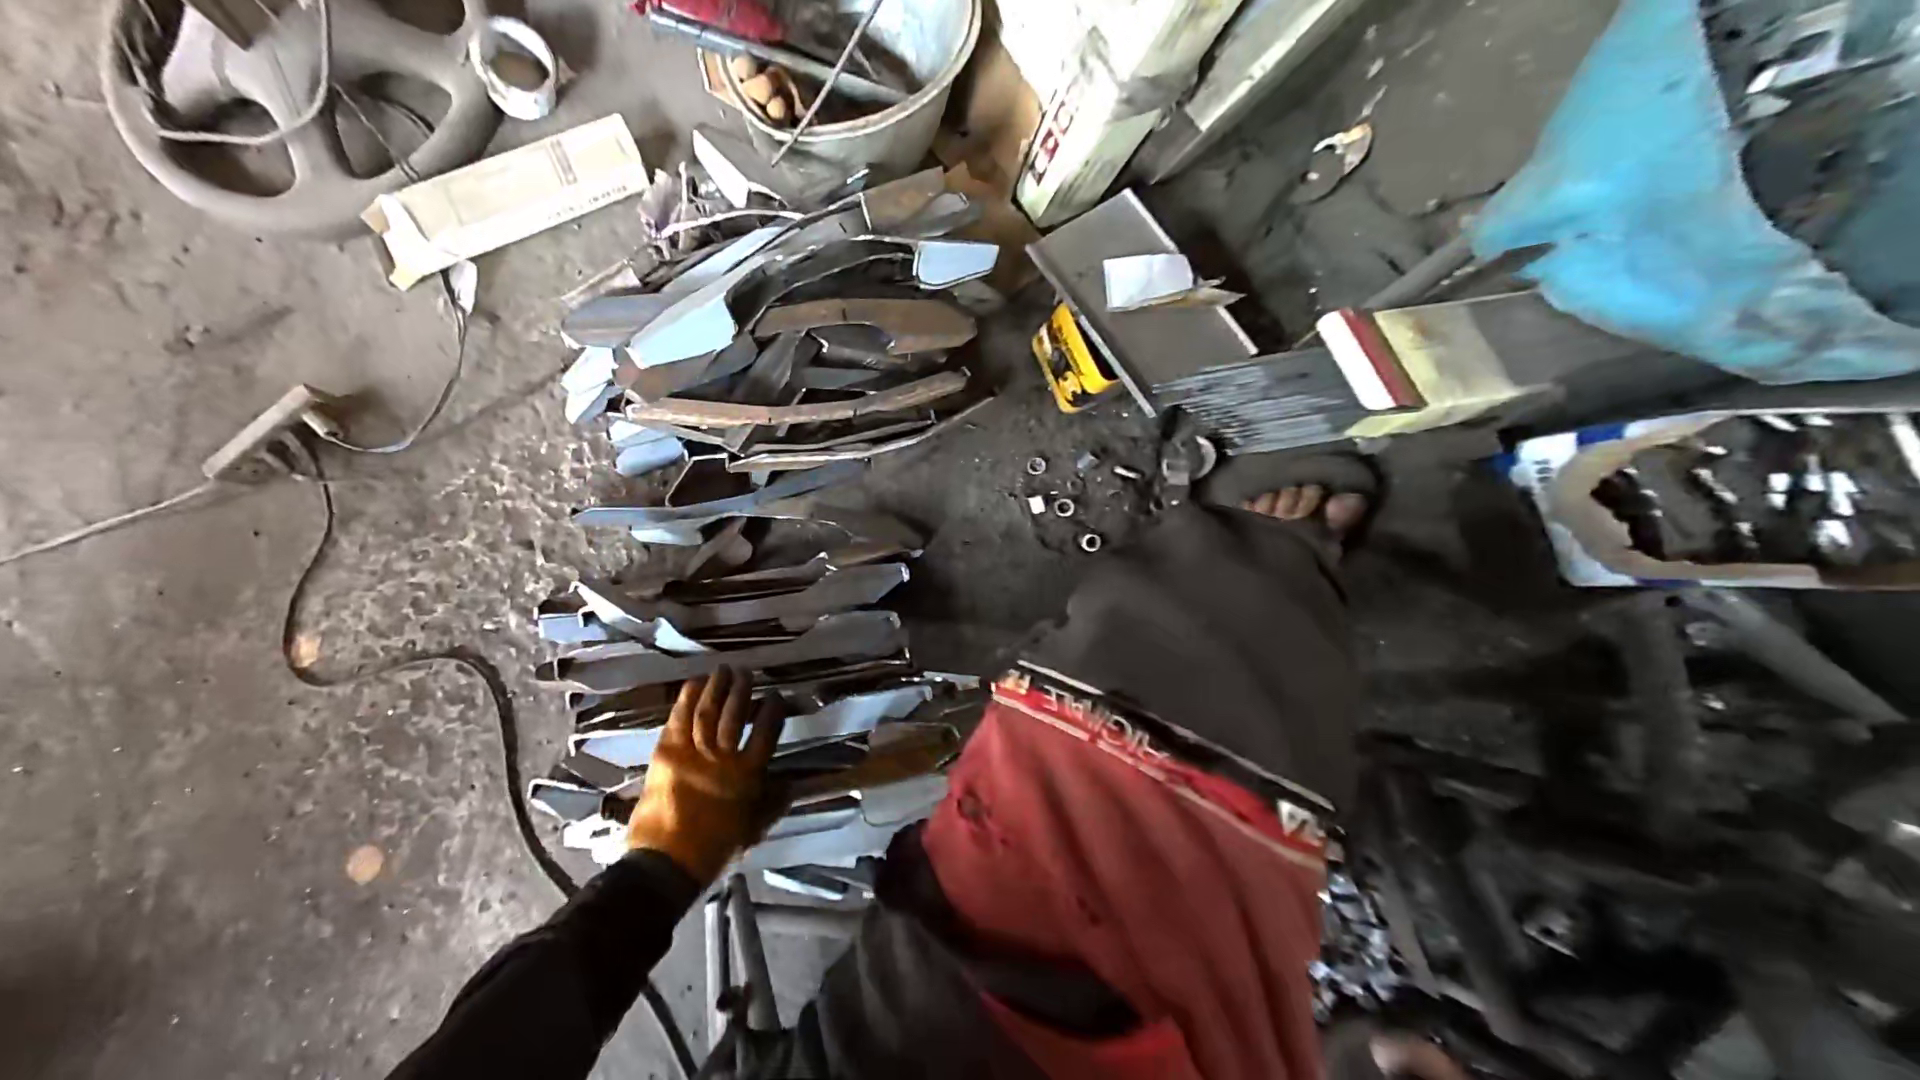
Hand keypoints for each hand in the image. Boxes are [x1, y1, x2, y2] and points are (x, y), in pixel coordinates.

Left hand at [626, 667, 785, 884]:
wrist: (665, 864)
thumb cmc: (714, 849)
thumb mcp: (753, 828)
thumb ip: (774, 804)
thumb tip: (791, 786)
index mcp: (747, 775)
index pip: (766, 732)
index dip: (773, 710)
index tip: (776, 695)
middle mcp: (722, 758)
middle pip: (736, 714)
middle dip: (742, 690)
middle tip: (747, 673)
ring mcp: (692, 754)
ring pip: (707, 711)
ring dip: (717, 688)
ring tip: (724, 670)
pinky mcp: (666, 754)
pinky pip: (679, 720)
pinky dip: (686, 699)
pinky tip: (694, 684)